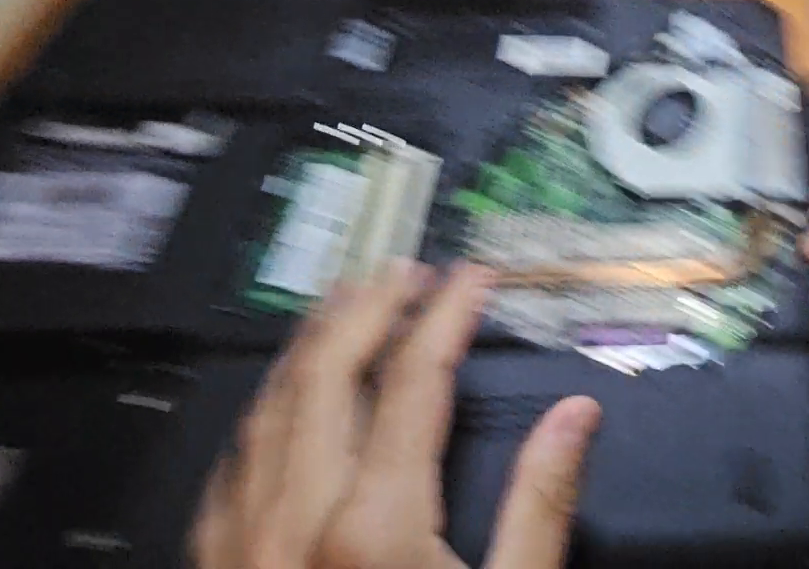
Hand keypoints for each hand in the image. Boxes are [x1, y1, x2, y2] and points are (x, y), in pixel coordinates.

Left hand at [192, 262, 601, 568]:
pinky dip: (266, 411)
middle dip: (369, 305)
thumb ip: (542, 504)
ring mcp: (241, 551)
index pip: (416, 375)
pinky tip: (279, 406)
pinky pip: (230, 469)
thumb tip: (578, 414)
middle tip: (404, 268)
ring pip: (267, 410)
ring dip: (311, 344)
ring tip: (346, 305)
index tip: (476, 275)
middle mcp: (296, 520)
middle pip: (327, 372)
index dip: (449, 311)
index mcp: (374, 520)